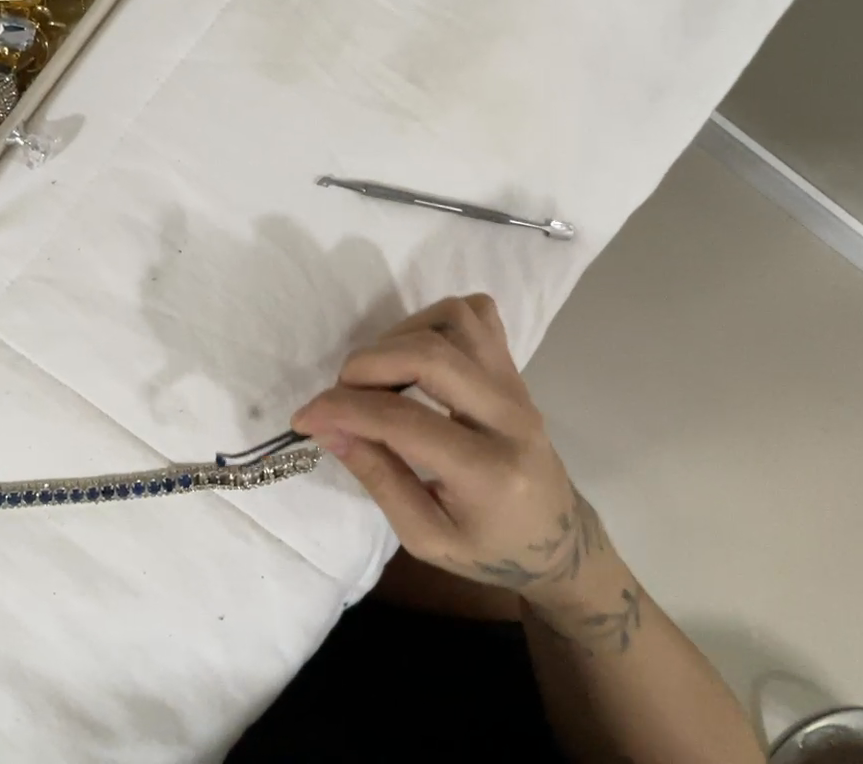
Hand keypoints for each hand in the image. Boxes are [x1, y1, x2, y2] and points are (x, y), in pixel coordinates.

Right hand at [293, 295, 630, 619]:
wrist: (558, 540)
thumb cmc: (488, 548)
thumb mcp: (426, 538)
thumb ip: (378, 478)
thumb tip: (329, 428)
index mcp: (489, 473)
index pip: (402, 420)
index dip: (341, 410)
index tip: (305, 417)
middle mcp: (510, 418)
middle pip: (428, 356)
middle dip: (365, 366)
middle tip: (340, 395)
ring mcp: (517, 386)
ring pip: (454, 320)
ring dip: (397, 336)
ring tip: (376, 374)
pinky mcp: (515, 370)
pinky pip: (475, 314)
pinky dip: (433, 320)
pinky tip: (413, 352)